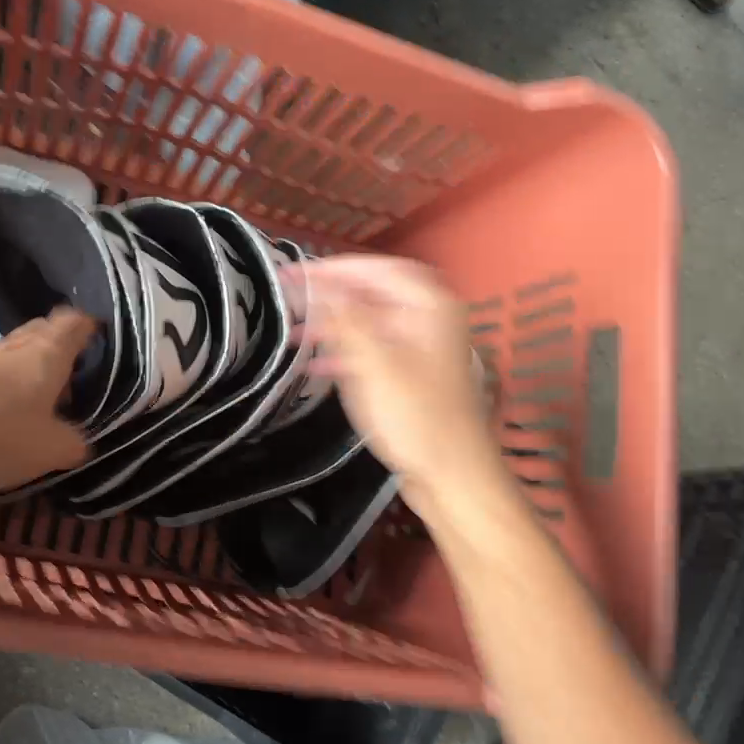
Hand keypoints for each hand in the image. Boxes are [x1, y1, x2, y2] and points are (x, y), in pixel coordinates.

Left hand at [0, 308, 95, 492]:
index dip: (88, 326)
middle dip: (57, 346)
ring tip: (33, 402)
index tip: (97, 336)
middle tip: (69, 374)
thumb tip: (78, 442)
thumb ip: (72, 444)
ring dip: (25, 370)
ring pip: (11, 353)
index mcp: (48, 354)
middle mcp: (14, 346)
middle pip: (41, 331)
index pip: (74, 323)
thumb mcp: (49, 450)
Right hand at [293, 256, 509, 497]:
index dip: (333, 268)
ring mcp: (422, 348)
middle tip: (292, 297)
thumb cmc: (416, 417)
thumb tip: (316, 283)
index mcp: (428, 306)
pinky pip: (373, 348)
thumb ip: (342, 318)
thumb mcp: (372, 362)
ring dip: (334, 323)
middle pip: (373, 292)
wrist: (451, 475)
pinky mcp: (413, 375)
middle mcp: (429, 319)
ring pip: (371, 321)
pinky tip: (318, 362)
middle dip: (331, 294)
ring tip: (297, 331)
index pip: (375, 268)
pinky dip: (345, 349)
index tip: (295, 273)